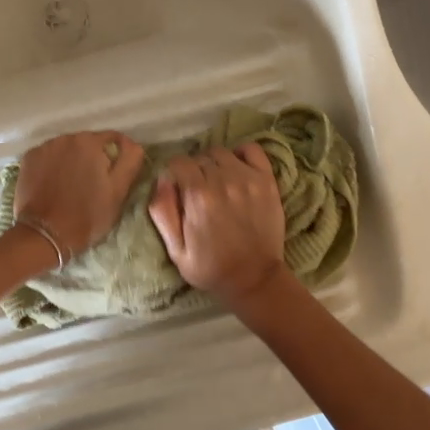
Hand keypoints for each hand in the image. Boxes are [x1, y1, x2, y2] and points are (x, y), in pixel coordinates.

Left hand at [12, 131, 146, 257]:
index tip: (115, 176)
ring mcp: (44, 147)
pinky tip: (54, 184)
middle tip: (94, 184)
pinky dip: (53, 166)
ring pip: (67, 149)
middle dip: (93, 158)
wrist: (45, 236)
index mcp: (90, 142)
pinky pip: (48, 156)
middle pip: (88, 143)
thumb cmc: (87, 215)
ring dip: (72, 161)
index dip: (118, 156)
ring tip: (72, 185)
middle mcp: (66, 137)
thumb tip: (131, 143)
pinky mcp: (28, 159)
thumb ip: (130, 160)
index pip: (113, 139)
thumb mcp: (118, 191)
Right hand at [148, 143, 287, 305]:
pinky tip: (237, 169)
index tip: (179, 190)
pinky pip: (251, 149)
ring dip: (215, 164)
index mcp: (198, 195)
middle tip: (198, 193)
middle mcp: (223, 180)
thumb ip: (162, 212)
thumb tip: (162, 179)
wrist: (255, 280)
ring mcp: (248, 178)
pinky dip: (241, 154)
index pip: (178, 163)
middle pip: (200, 158)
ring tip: (217, 183)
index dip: (175, 175)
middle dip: (194, 172)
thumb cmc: (211, 268)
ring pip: (221, 153)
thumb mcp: (175, 250)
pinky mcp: (266, 181)